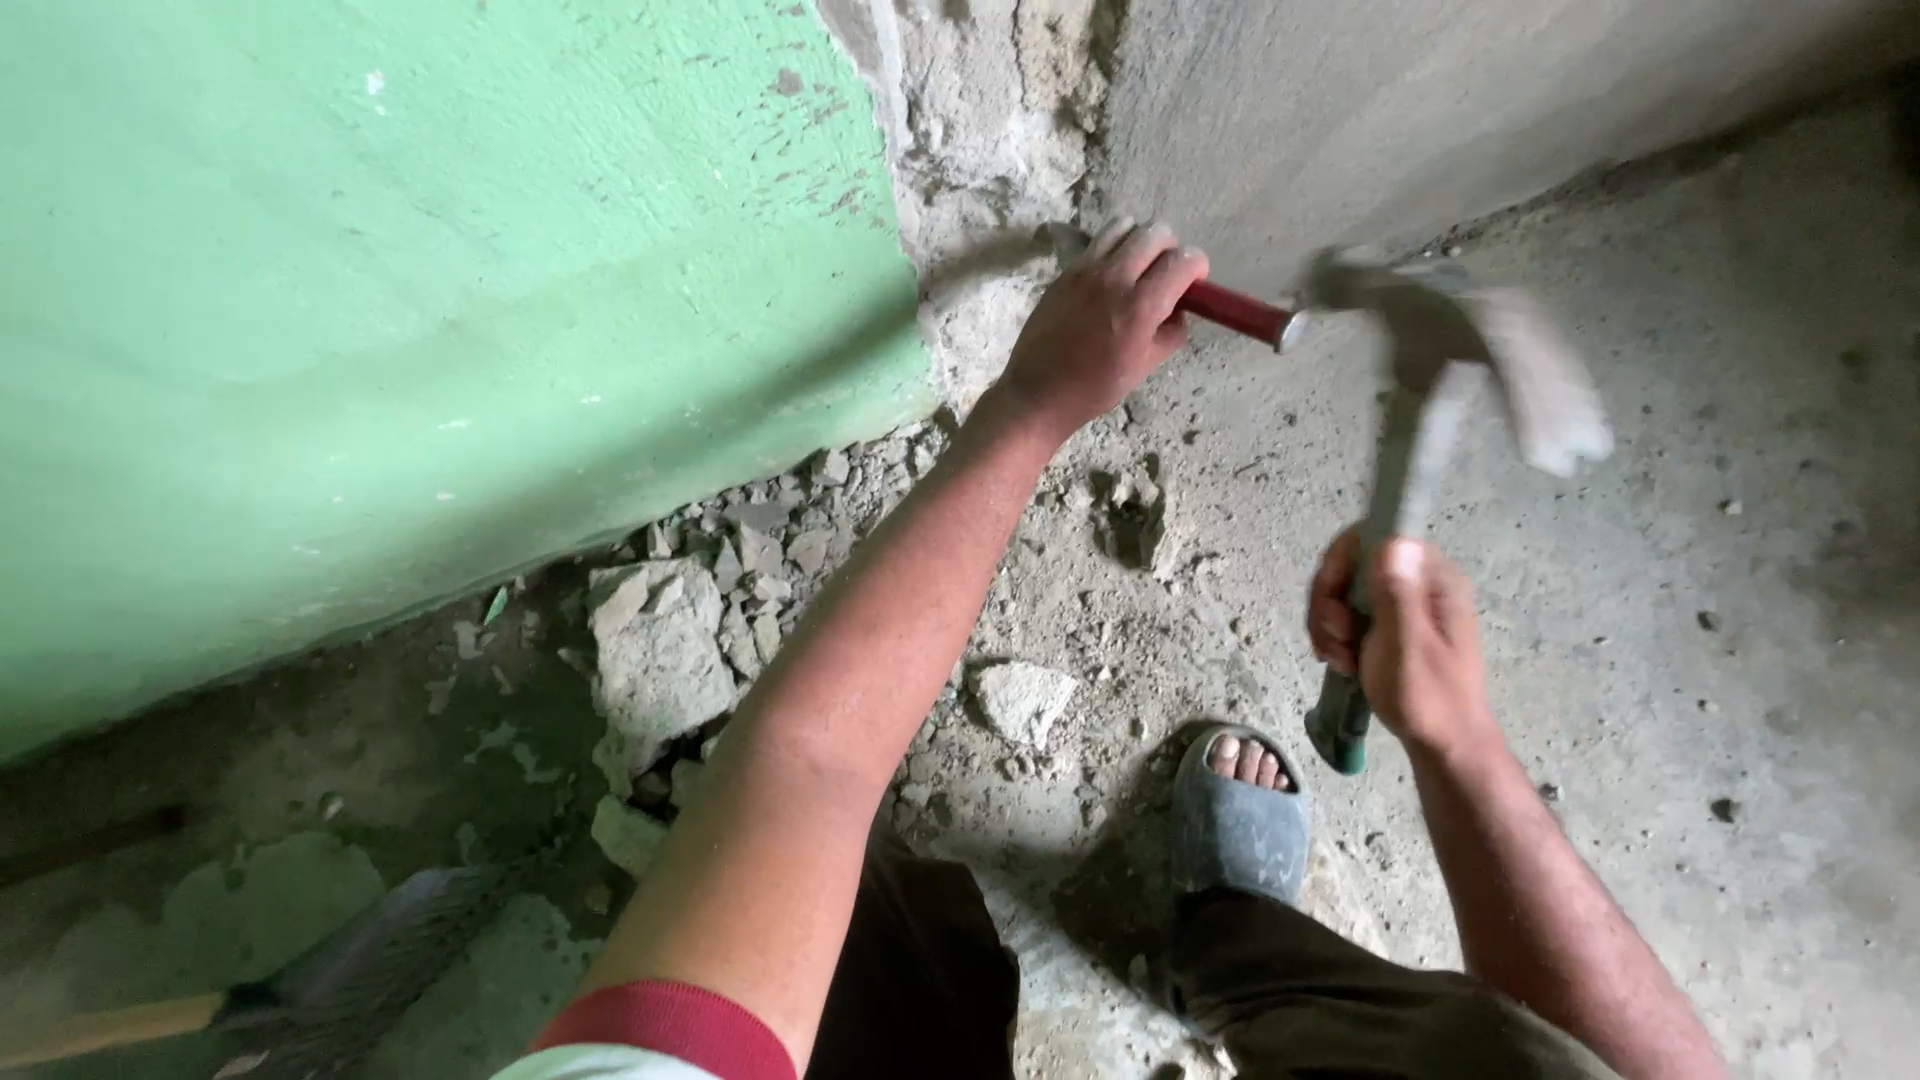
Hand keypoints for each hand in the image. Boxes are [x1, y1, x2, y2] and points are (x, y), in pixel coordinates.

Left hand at [992, 219, 1208, 440]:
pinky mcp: (1065, 273)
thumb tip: (1180, 310)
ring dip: (1140, 241)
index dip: (1197, 267)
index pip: (1183, 260)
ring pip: (1125, 226)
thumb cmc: (1093, 388)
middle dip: (1171, 250)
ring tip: (1138, 268)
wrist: (1038, 392)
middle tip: (1166, 275)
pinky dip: (1113, 250)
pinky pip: (1097, 243)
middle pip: (1157, 233)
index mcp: (1139, 307)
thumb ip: (1170, 333)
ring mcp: (1085, 271)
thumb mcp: (1143, 367)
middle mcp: (1114, 279)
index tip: (1193, 283)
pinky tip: (1110, 277)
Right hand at [1307, 530, 1500, 762]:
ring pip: (1341, 591)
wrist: (1443, 745)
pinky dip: (1333, 635)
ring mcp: (1401, 604)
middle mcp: (1418, 583)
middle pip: (1350, 564)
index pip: (1374, 537)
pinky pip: (1344, 613)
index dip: (1342, 560)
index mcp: (1433, 579)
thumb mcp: (1407, 645)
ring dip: (1327, 623)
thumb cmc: (1428, 698)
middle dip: (1328, 601)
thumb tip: (1392, 539)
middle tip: (1333, 637)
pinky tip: (1339, 661)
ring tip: (1337, 657)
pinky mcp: (1387, 625)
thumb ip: (1397, 593)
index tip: (1331, 598)